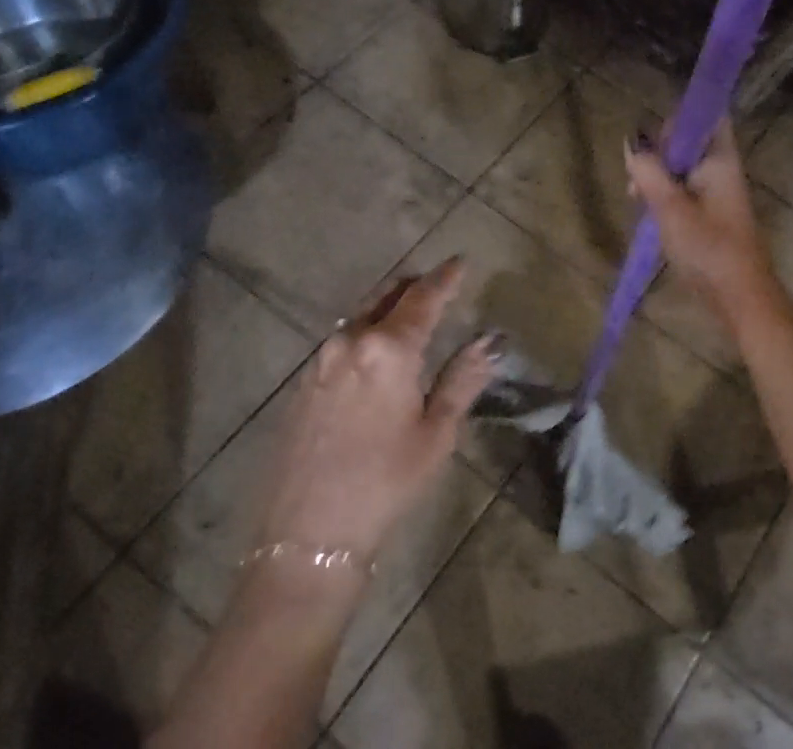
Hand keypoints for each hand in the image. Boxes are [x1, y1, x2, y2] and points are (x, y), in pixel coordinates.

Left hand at [257, 256, 494, 563]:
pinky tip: (376, 352)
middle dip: (413, 285)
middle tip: (436, 283)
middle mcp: (350, 342)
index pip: (423, 298)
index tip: (461, 262)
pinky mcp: (303, 383)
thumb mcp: (437, 433)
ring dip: (387, 308)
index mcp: (389, 349)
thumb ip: (462, 380)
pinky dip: (365, 333)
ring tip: (409, 312)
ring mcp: (320, 361)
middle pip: (386, 297)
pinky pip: (341, 342)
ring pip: (360, 317)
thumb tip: (489, 343)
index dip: (445, 278)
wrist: (309, 530)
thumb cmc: (386, 481)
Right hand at [623, 121, 779, 331]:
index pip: (707, 117)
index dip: (679, 121)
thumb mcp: (670, 208)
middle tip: (637, 179)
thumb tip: (631, 143)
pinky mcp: (711, 217)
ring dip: (657, 179)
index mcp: (720, 161)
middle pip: (689, 144)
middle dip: (659, 155)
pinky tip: (649, 216)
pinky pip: (685, 193)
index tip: (654, 143)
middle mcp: (722, 171)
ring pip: (682, 170)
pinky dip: (665, 198)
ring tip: (636, 200)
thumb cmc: (708, 249)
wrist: (739, 297)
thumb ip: (649, 173)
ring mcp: (718, 195)